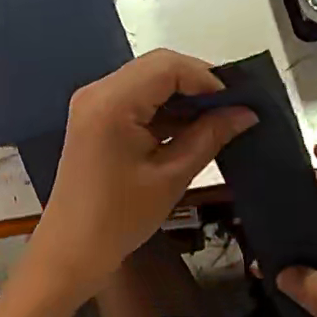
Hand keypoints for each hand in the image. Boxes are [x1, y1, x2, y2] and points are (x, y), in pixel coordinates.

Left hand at [27, 50, 257, 303]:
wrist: (71, 250)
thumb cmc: (119, 218)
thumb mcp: (172, 176)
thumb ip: (210, 136)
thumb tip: (246, 112)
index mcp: (112, 102)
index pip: (168, 66)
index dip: (207, 78)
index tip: (238, 101)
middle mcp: (98, 91)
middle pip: (158, 66)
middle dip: (197, 84)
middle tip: (231, 108)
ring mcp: (94, 102)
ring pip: (149, 79)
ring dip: (182, 95)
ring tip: (217, 119)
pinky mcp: (96, 116)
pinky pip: (137, 97)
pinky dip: (165, 107)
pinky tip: (190, 127)